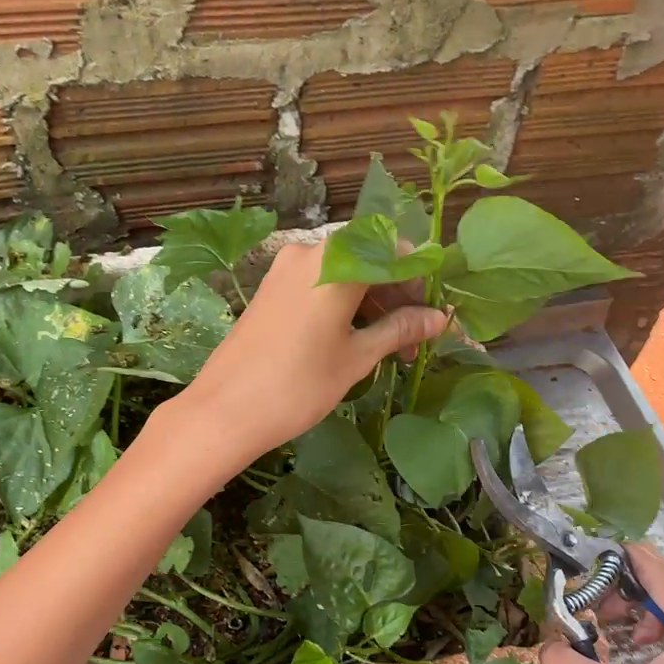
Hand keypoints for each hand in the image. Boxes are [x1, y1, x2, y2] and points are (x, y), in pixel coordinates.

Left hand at [166, 241, 446, 466]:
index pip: (394, 252)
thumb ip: (398, 330)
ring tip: (389, 348)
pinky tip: (355, 338)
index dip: (419, 281)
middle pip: (368, 259)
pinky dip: (344, 304)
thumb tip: (439, 318)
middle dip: (397, 295)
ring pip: (344, 273)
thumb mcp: (356, 357)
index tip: (433, 315)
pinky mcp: (271, 288)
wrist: (225, 411)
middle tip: (413, 341)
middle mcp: (311, 252)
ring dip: (372, 303)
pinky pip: (319, 284)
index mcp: (337, 261)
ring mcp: (285, 269)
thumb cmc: (298, 385)